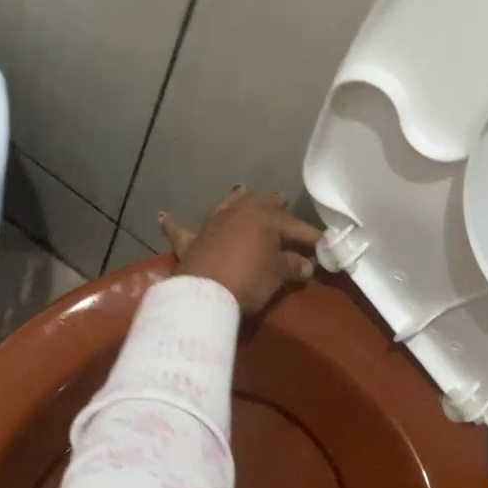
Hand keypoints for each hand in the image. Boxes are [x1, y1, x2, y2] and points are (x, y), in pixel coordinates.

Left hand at [159, 186, 322, 313]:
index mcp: (264, 218)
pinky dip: (172, 225)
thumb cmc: (248, 280)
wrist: (203, 295)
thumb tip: (306, 266)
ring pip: (227, 206)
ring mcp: (211, 225)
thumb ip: (292, 266)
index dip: (311, 238)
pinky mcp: (191, 243)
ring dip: (236, 199)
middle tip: (284, 202)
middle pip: (260, 204)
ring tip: (243, 192)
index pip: (294, 226)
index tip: (326, 247)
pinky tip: (162, 216)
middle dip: (274, 204)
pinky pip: (180, 231)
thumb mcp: (276, 275)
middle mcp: (237, 213)